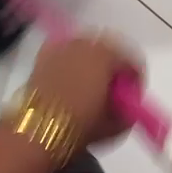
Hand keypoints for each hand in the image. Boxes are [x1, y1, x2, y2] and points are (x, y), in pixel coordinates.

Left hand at [22, 36, 141, 151]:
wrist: (35, 129)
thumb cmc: (78, 127)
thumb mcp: (115, 126)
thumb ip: (129, 112)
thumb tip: (129, 107)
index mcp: (107, 55)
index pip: (132, 60)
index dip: (135, 80)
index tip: (132, 99)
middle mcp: (85, 42)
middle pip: (110, 48)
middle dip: (114, 67)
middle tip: (112, 92)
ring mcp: (62, 45)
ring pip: (87, 47)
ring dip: (93, 62)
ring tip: (91, 86)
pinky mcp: (44, 52)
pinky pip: (65, 50)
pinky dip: (72, 59)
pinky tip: (70, 78)